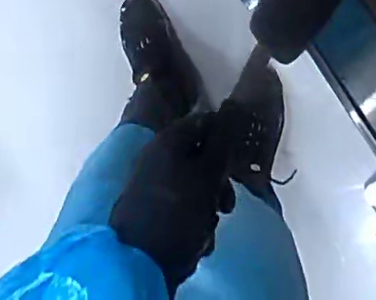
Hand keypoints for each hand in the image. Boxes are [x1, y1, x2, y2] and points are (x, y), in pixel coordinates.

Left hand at [109, 111, 236, 292]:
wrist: (138, 260)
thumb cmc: (178, 210)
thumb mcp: (208, 175)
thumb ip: (221, 145)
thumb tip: (229, 116)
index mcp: (168, 139)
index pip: (204, 121)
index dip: (224, 137)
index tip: (237, 159)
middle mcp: (156, 154)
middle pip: (198, 157)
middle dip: (218, 181)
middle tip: (226, 203)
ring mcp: (149, 183)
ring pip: (191, 185)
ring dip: (207, 205)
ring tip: (209, 227)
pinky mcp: (147, 210)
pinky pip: (178, 205)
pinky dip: (191, 219)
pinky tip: (197, 240)